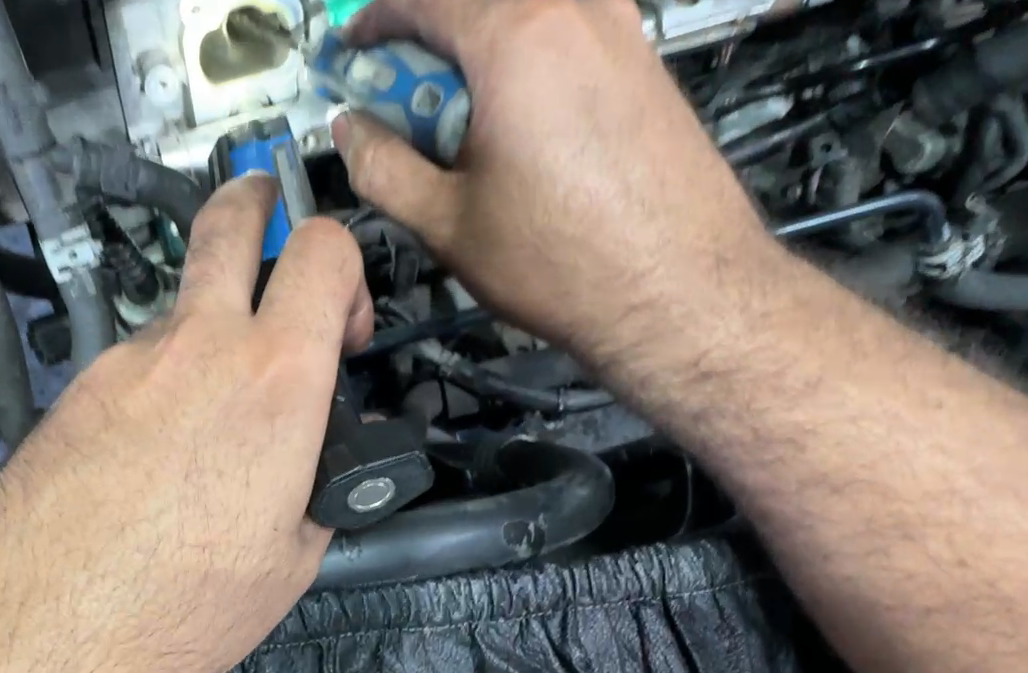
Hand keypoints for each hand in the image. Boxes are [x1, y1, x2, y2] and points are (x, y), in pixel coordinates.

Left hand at [0, 176, 372, 672]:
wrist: (38, 636)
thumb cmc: (183, 611)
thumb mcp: (289, 562)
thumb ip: (314, 484)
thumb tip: (309, 457)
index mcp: (274, 380)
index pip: (322, 251)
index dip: (346, 273)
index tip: (341, 332)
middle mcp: (196, 347)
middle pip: (230, 222)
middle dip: (259, 204)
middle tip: (271, 227)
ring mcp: (123, 362)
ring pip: (179, 311)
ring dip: (207, 335)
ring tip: (202, 427)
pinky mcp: (73, 391)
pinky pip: (133, 366)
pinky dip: (157, 386)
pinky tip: (145, 461)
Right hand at [333, 0, 782, 359]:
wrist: (678, 289)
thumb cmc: (552, 259)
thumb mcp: (445, 223)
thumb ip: (383, 166)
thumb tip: (349, 128)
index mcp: (515, 36)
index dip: (374, 18)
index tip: (349, 50)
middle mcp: (574, 7)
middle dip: (428, 35)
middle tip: (400, 93)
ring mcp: (621, 26)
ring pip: (527, 12)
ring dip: (477, 49)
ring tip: (457, 116)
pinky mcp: (645, 57)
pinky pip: (566, 30)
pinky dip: (523, 57)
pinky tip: (515, 122)